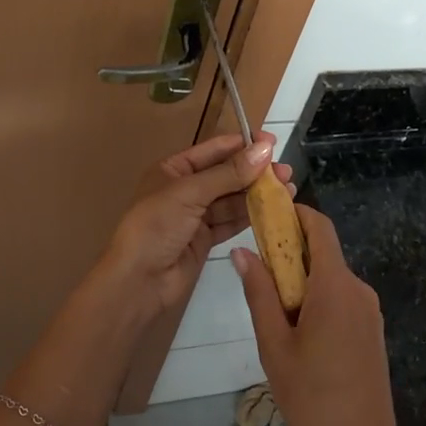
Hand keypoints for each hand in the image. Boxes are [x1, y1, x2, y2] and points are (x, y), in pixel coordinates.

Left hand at [98, 134, 293, 317]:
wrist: (138, 282)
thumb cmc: (156, 225)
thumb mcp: (190, 193)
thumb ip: (229, 173)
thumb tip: (264, 149)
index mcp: (174, 169)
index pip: (214, 150)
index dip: (242, 145)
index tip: (272, 143)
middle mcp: (185, 188)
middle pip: (225, 174)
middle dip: (254, 171)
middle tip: (286, 171)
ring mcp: (195, 215)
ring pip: (231, 199)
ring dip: (256, 194)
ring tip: (288, 189)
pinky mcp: (204, 240)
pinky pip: (231, 222)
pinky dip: (250, 215)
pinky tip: (273, 210)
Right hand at [234, 205, 393, 425]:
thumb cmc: (312, 393)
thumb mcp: (274, 345)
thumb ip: (259, 293)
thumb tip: (241, 251)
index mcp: (336, 285)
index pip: (320, 226)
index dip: (296, 212)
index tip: (269, 212)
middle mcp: (358, 288)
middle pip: (324, 254)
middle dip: (291, 254)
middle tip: (260, 272)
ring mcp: (370, 311)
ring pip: (332, 279)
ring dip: (304, 281)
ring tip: (276, 310)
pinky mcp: (373, 331)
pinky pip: (343, 299)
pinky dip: (320, 300)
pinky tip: (301, 331)